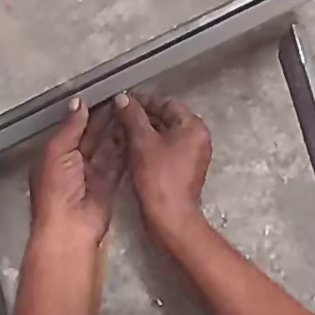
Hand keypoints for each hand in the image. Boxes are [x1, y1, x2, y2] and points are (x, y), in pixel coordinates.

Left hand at [30, 97, 124, 252]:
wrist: (70, 227)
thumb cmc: (56, 189)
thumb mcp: (56, 151)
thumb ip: (70, 127)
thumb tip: (78, 103)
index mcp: (54, 154)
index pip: (72, 128)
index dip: (87, 112)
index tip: (103, 95)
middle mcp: (73, 163)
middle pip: (92, 136)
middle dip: (105, 119)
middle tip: (122, 100)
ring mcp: (92, 174)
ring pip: (107, 147)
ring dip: (118, 131)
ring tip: (132, 112)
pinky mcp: (109, 184)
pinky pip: (118, 163)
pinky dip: (126, 150)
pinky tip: (135, 134)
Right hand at [115, 92, 211, 242]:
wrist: (169, 216)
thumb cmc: (159, 178)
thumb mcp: (142, 142)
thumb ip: (132, 116)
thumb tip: (122, 98)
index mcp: (194, 127)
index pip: (166, 103)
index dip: (143, 100)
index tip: (123, 100)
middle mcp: (197, 138)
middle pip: (166, 118)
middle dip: (141, 116)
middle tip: (118, 114)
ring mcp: (191, 155)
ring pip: (163, 135)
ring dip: (142, 131)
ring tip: (119, 129)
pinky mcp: (183, 169)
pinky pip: (164, 150)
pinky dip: (148, 146)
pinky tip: (128, 147)